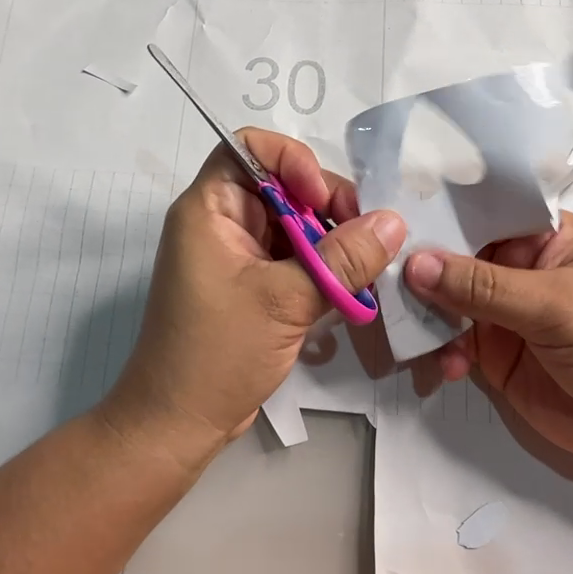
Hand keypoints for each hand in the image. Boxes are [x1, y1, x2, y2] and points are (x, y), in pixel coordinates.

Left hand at [101, 129, 405, 464]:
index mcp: (210, 209)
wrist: (178, 424)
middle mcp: (223, 223)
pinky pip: (297, 259)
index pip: (249, 149)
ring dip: (333, 243)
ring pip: (297, 225)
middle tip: (366, 243)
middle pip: (283, 186)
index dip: (291, 160)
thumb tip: (394, 222)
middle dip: (327, 208)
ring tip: (366, 271)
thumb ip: (341, 260)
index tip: (323, 200)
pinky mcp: (255, 286)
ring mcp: (239, 256)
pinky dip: (325, 270)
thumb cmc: (216, 353)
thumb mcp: (285, 301)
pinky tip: (354, 292)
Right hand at [405, 212, 572, 474]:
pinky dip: (439, 352)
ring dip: (423, 312)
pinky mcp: (497, 357)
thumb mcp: (556, 307)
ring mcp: (505, 314)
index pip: (481, 209)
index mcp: (543, 236)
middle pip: (455, 255)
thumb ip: (481, 286)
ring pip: (446, 301)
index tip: (383, 212)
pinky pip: (453, 344)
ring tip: (402, 326)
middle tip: (374, 273)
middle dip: (418, 264)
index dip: (436, 209)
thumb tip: (413, 262)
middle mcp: (518, 267)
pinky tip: (441, 368)